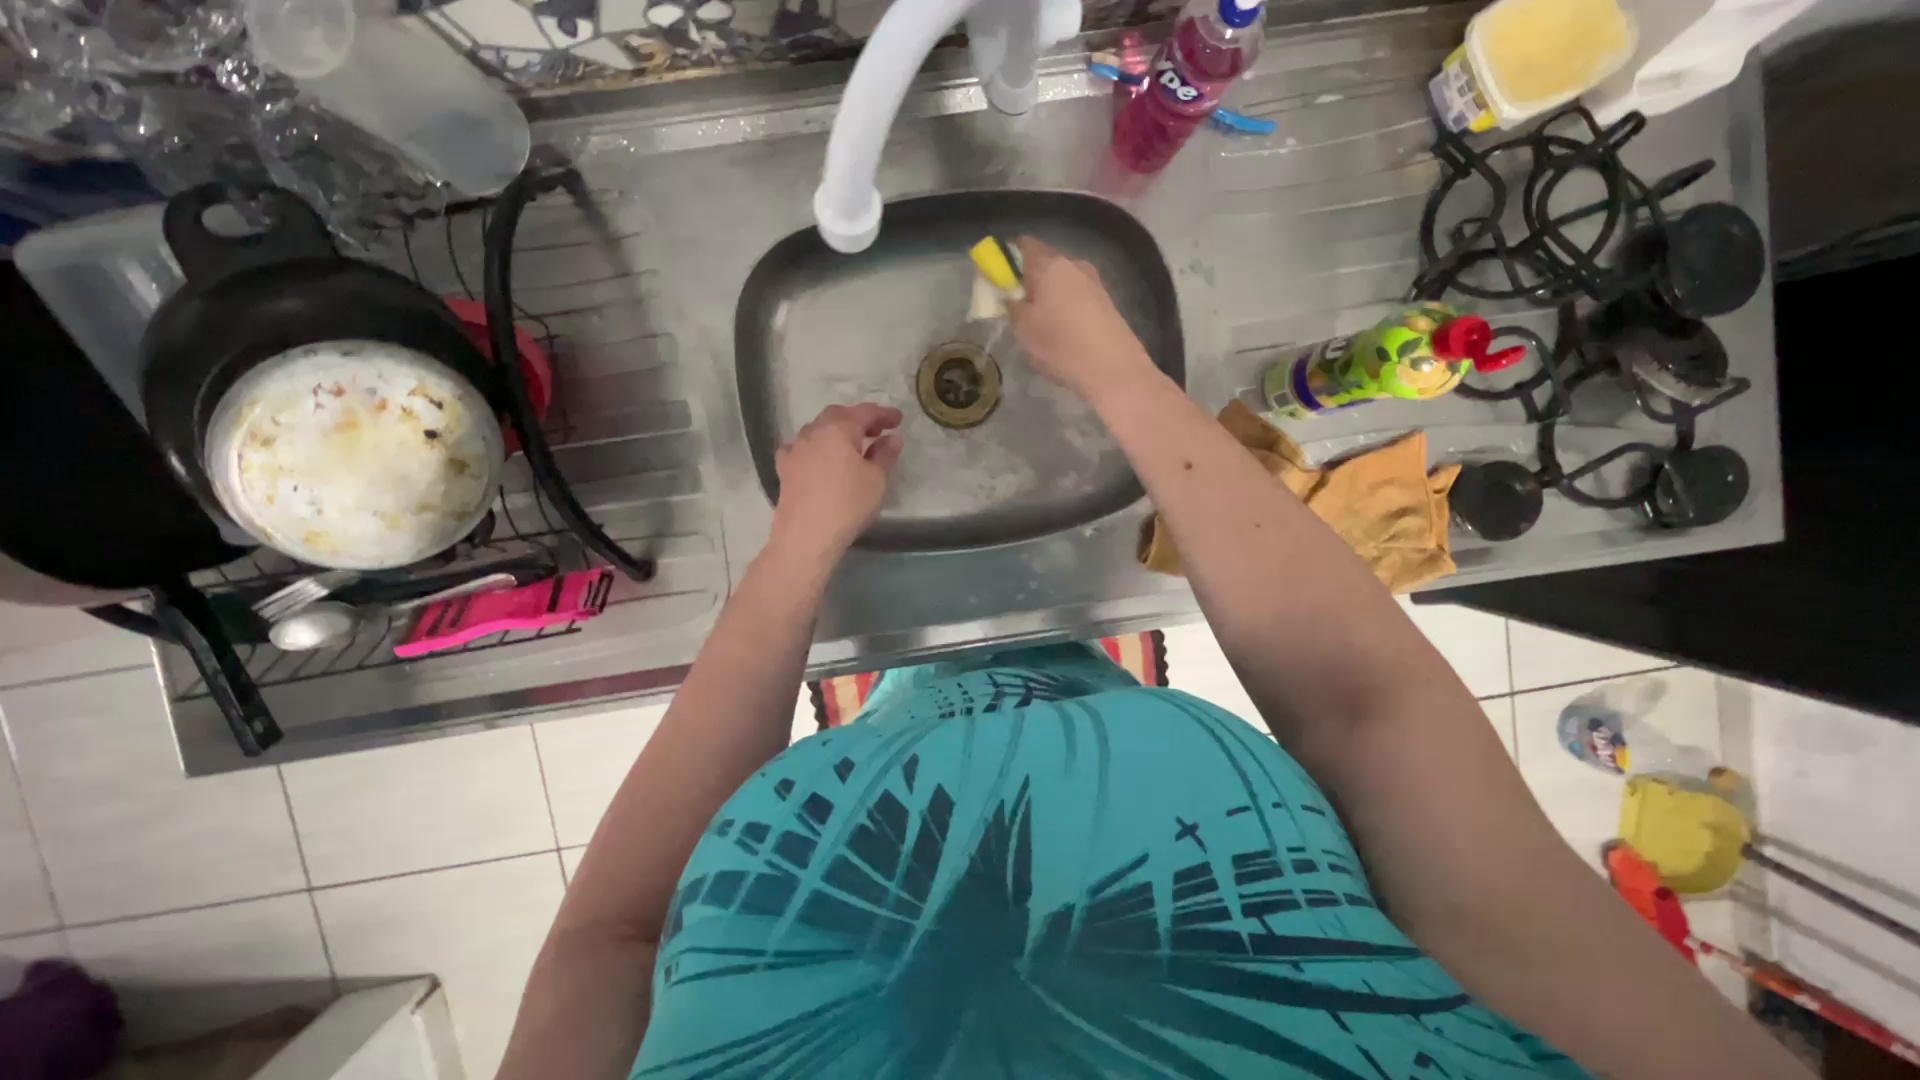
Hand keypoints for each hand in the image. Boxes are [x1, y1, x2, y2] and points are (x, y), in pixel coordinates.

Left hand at [771, 403, 903, 557]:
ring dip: (835, 432)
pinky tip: (817, 458)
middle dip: (857, 419)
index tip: (898, 420)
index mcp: (838, 429)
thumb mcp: (876, 480)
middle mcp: (813, 432)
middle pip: (837, 416)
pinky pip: (800, 449)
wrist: (806, 536)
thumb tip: (891, 438)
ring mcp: (795, 450)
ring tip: (850, 445)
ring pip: (817, 430)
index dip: (883, 414)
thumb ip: (884, 455)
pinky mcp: (784, 469)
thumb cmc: (848, 504)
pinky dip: (813, 448)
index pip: (865, 413)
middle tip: (876, 430)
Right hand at [1008, 236, 1156, 398]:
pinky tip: (1062, 332)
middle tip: (1016, 306)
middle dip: (1028, 280)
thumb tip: (1010, 295)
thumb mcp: (1023, 328)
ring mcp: (1094, 281)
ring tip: (1040, 324)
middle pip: (1044, 262)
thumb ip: (1011, 305)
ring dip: (1048, 295)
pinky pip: (1076, 295)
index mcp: (1050, 264)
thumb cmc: (1061, 345)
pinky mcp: (1106, 301)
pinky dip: (1064, 306)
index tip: (998, 280)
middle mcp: (1074, 264)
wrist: (1113, 368)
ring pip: (1062, 280)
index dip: (1007, 258)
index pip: (1023, 245)